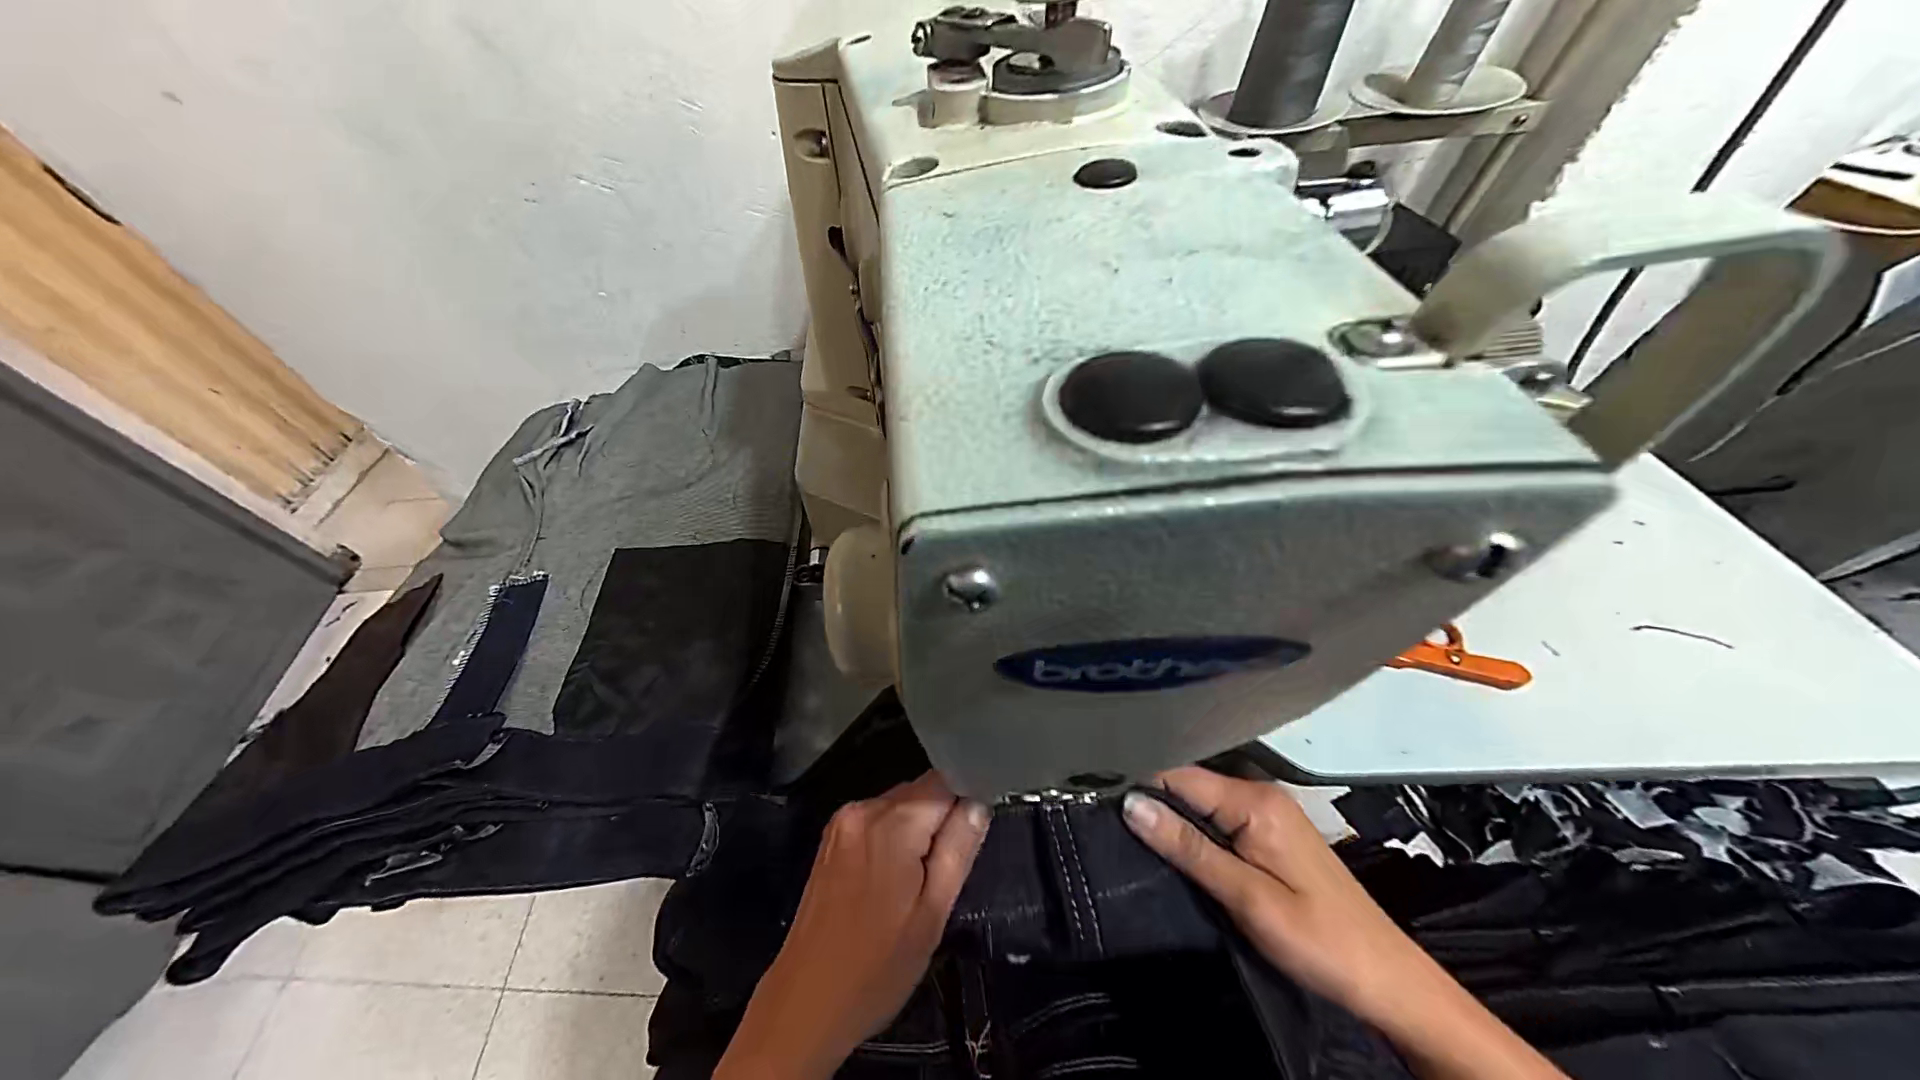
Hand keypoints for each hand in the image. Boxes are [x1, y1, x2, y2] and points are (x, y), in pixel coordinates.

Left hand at [716, 772, 989, 1079]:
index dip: (966, 805)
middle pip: (921, 791)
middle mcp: (862, 809)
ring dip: (917, 832)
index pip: (946, 782)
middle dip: (941, 821)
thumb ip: (959, 848)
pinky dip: (893, 840)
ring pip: (901, 805)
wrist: (805, 1002)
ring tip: (915, 886)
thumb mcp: (933, 914)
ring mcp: (842, 822)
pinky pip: (878, 820)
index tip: (971, 840)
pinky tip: (890, 883)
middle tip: (942, 876)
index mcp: (891, 823)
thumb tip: (978, 804)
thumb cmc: (876, 968)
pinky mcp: (831, 838)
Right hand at [1124, 767, 1566, 1079]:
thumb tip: (1130, 803)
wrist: (1388, 979)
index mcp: (1255, 800)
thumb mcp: (1248, 898)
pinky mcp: (1269, 831)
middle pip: (1187, 780)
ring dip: (1165, 806)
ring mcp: (1266, 810)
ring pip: (1199, 796)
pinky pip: (1215, 813)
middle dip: (1146, 790)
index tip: (1090, 784)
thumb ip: (1188, 847)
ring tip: (1118, 813)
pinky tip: (1164, 832)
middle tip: (1096, 801)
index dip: (1136, 777)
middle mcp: (1259, 793)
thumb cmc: (1319, 940)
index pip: (1178, 773)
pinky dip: (1188, 821)